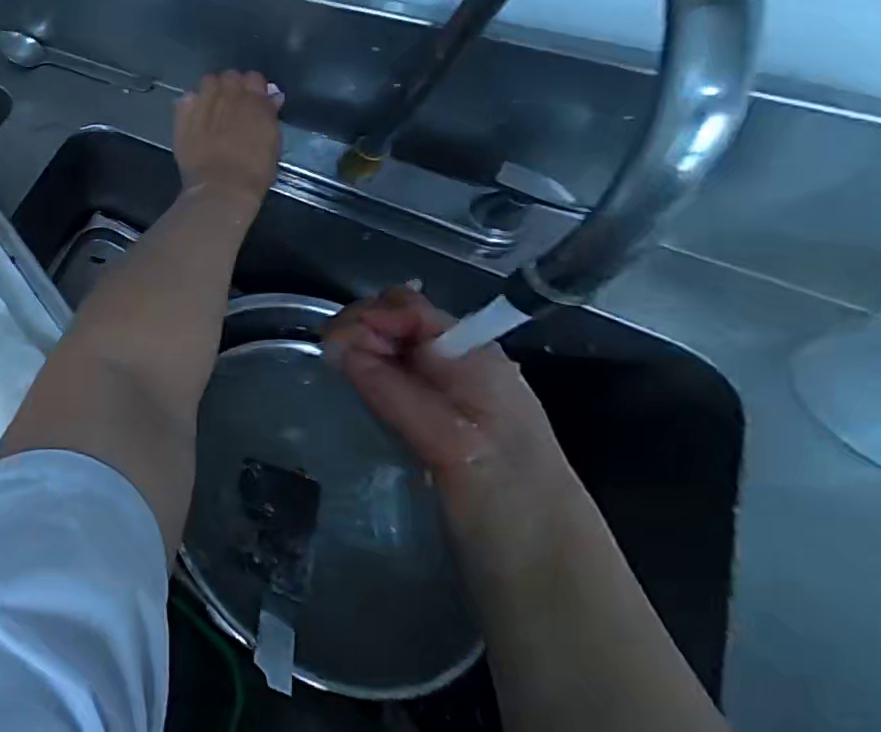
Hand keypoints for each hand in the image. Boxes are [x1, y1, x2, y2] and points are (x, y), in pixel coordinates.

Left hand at [173, 71, 282, 203]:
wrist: (220, 186)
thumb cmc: (254, 171)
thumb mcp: (272, 142)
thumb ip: (270, 115)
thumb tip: (272, 97)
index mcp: (256, 100)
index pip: (255, 78)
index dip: (253, 88)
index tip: (253, 100)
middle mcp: (230, 94)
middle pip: (230, 76)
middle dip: (231, 87)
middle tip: (230, 104)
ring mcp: (204, 101)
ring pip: (208, 81)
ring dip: (211, 90)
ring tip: (210, 107)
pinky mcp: (183, 113)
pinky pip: (186, 97)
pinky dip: (191, 103)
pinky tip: (193, 118)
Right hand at [321, 286, 578, 576]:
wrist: (549, 573)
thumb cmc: (507, 502)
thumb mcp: (449, 443)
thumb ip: (392, 390)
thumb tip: (334, 345)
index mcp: (473, 356)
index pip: (409, 308)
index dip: (369, 317)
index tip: (332, 346)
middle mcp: (460, 364)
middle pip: (397, 322)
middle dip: (358, 330)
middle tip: (331, 363)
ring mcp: (449, 393)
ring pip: (392, 350)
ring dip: (359, 353)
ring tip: (337, 377)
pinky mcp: (436, 421)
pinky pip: (394, 380)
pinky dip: (368, 377)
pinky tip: (353, 395)